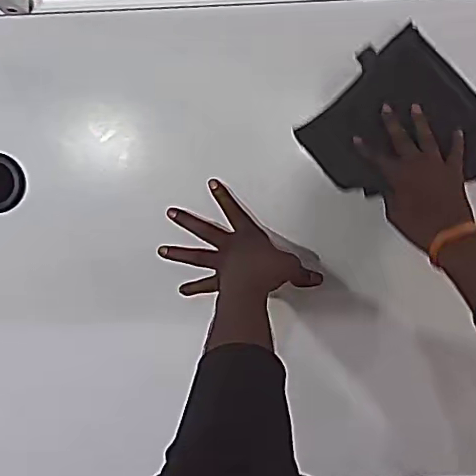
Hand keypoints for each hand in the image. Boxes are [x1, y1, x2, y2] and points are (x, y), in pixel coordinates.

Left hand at [158, 180, 323, 298]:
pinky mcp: (218, 282)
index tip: (213, 185)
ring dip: (178, 253)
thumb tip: (311, 276)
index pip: (234, 210)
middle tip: (172, 213)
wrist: (252, 289)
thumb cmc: (267, 271)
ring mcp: (221, 264)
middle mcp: (230, 247)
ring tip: (164, 250)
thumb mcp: (291, 267)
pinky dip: (194, 288)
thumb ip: (299, 271)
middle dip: (187, 220)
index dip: (223, 197)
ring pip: (195, 255)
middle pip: (204, 229)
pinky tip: (183, 289)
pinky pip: (204, 284)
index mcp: (247, 236)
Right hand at [354, 103, 473, 250]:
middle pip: (400, 138)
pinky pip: (456, 151)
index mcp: (398, 176)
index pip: (377, 158)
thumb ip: (391, 197)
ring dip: (420, 121)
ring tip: (416, 108)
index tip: (357, 137)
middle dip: (391, 122)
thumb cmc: (420, 227)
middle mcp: (416, 164)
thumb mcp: (395, 215)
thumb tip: (388, 189)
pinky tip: (458, 131)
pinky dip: (457, 141)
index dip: (365, 148)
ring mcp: (436, 164)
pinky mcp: (454, 170)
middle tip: (386, 108)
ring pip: (426, 137)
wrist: (450, 234)